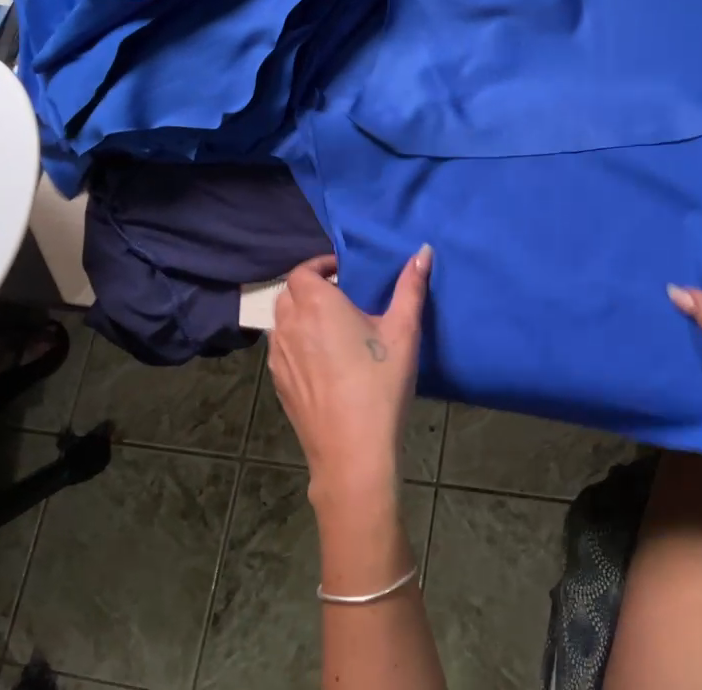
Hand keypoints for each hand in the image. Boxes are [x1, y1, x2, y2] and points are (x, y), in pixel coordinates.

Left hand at [271, 246, 432, 509]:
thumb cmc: (380, 385)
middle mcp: (289, 326)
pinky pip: (282, 349)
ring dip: (302, 314)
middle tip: (344, 295)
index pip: (302, 270)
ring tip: (335, 326)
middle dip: (311, 287)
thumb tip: (423, 249)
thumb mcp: (404, 331)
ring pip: (282, 322)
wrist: (353, 451)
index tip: (345, 271)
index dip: (321, 266)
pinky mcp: (279, 384)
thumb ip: (411, 287)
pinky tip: (325, 360)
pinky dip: (297, 342)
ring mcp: (279, 357)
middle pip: (289, 293)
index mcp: (316, 305)